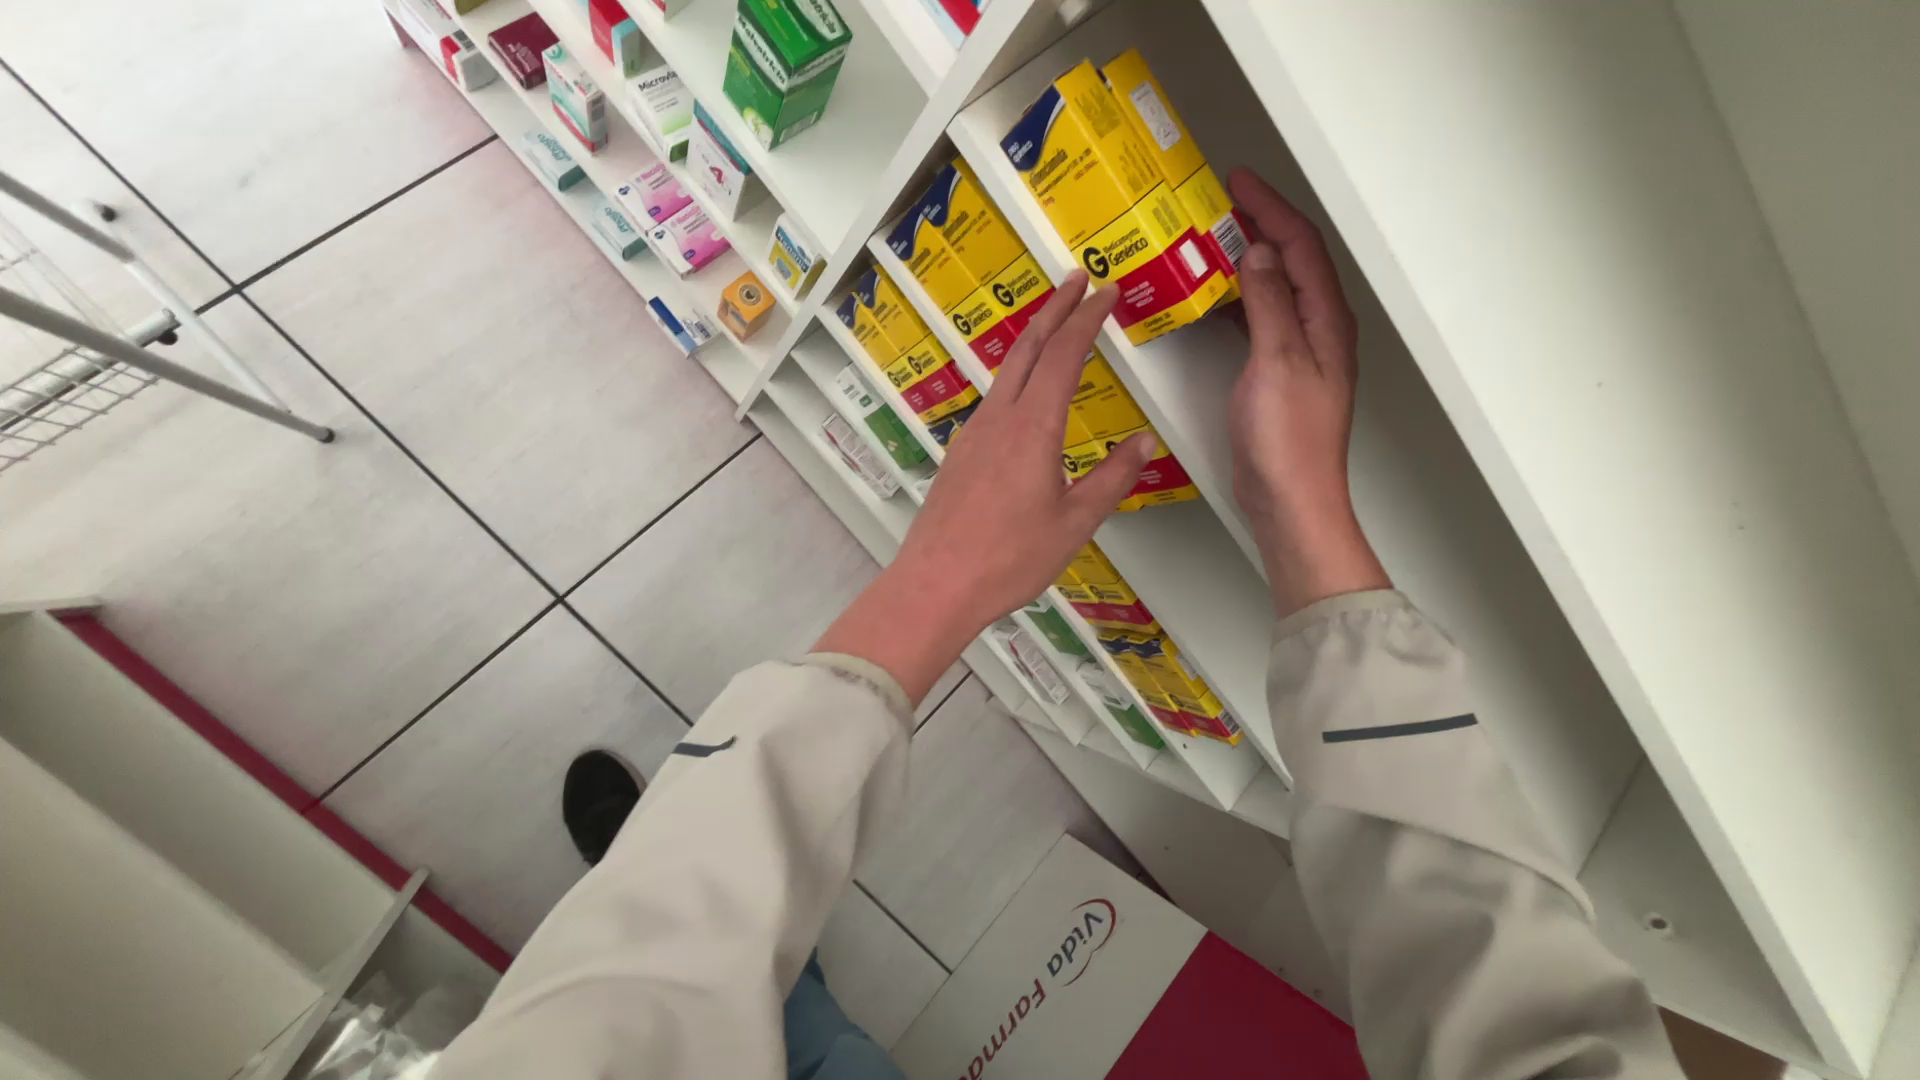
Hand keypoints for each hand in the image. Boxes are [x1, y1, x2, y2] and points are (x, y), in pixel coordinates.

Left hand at [815, 272, 1155, 702]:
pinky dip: (1014, 375)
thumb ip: (1112, 479)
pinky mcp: (959, 455)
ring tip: (1054, 323)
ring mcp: (972, 435)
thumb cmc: (1010, 558)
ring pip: (1005, 372)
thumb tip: (1144, 442)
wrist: (936, 584)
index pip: (1063, 356)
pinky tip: (1022, 392)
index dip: (1087, 319)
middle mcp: (998, 420)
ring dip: (1032, 340)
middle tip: (1078, 278)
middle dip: (1055, 309)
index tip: (1107, 292)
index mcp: (1032, 429)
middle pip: (1027, 348)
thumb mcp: (1075, 524)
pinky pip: (992, 400)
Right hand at [1226, 168, 1389, 615]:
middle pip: (1293, 261)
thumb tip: (1256, 254)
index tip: (1237, 181)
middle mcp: (1320, 330)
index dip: (1271, 208)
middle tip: (1223, 203)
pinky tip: (1220, 298)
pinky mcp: (1280, 374)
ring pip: (1278, 288)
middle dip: (1262, 224)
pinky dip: (1242, 297)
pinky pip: (1263, 318)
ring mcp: (1301, 352)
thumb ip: (1269, 305)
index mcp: (1326, 321)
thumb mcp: (1277, 362)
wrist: (1291, 499)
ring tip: (1215, 240)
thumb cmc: (1287, 438)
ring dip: (1251, 259)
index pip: (1299, 247)